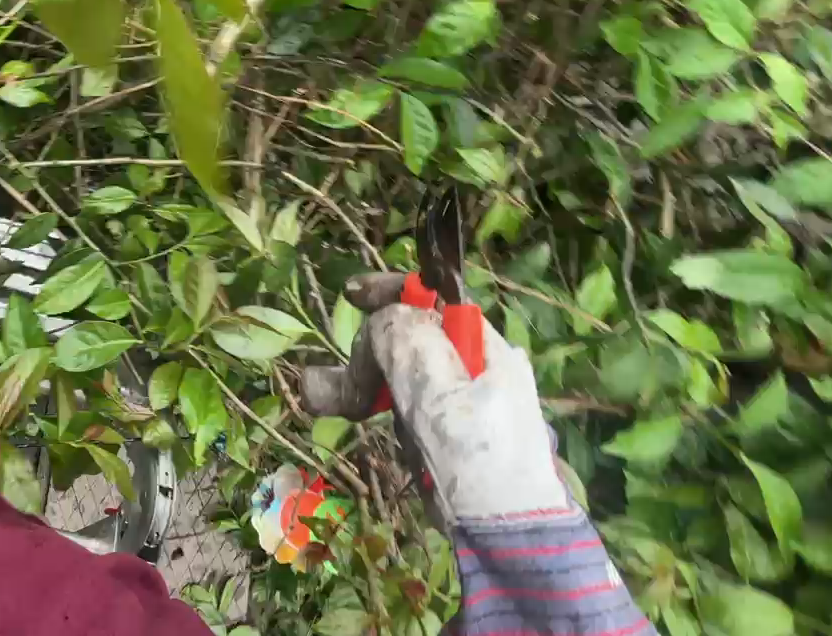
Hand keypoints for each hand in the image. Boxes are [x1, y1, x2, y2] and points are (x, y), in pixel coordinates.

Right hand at [304, 305, 567, 523]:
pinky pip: (405, 407)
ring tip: (321, 400)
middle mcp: (477, 368)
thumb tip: (381, 321)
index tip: (349, 294)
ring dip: (360, 384)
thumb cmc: (474, 457)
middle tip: (330, 379)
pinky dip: (377, 409)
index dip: (389, 290)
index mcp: (483, 347)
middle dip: (365, 354)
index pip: (432, 297)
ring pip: (400, 374)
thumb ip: (403, 336)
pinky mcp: (449, 434)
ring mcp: (464, 402)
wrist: (510, 542)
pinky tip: (357, 419)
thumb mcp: (433, 385)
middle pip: (408, 337)